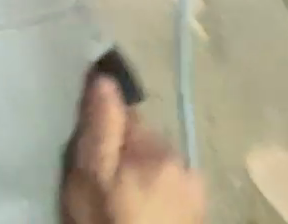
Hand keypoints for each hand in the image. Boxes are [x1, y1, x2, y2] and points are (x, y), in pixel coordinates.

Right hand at [63, 77, 205, 223]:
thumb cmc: (109, 219)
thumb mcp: (92, 173)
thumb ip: (101, 125)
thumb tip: (104, 78)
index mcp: (160, 150)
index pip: (125, 113)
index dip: (102, 126)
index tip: (88, 148)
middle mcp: (186, 163)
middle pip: (142, 137)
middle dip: (122, 148)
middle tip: (102, 175)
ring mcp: (197, 190)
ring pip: (155, 160)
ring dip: (138, 169)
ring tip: (120, 193)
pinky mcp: (198, 211)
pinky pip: (168, 182)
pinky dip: (153, 187)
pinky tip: (140, 206)